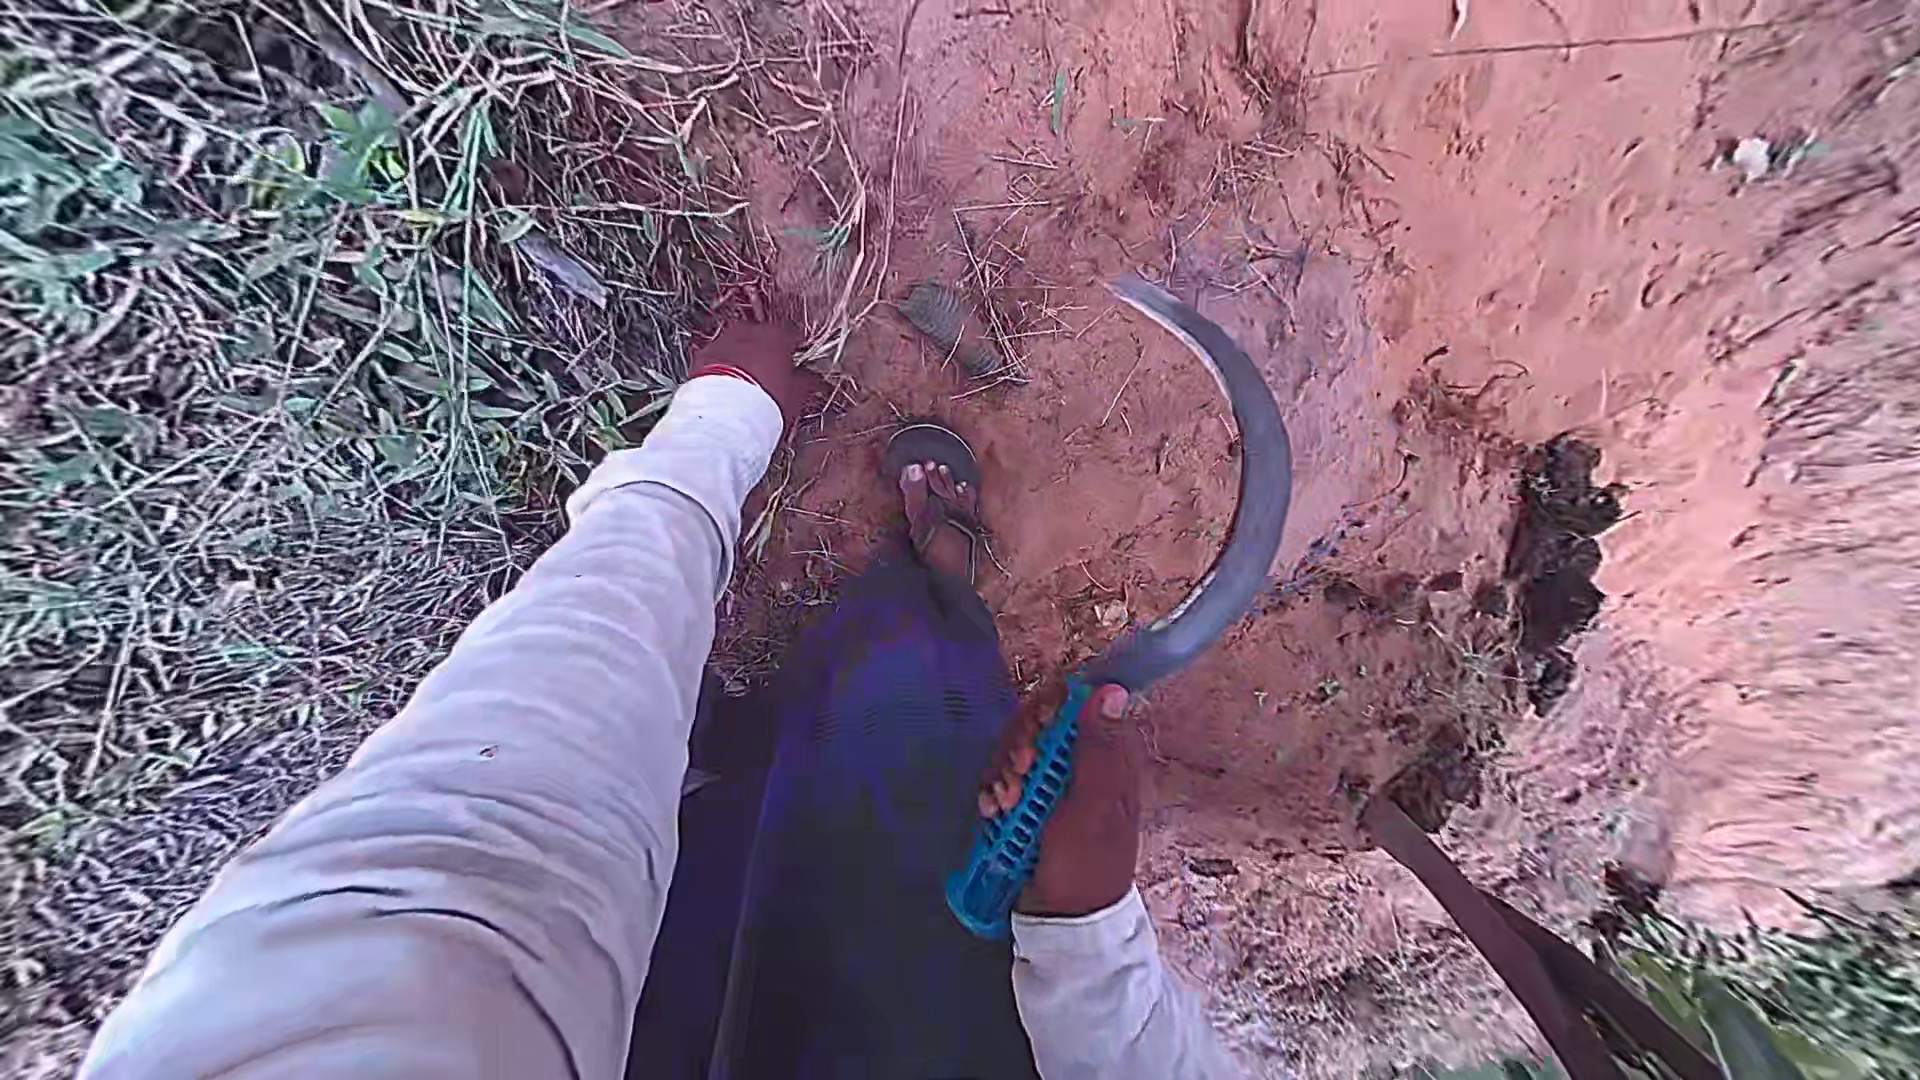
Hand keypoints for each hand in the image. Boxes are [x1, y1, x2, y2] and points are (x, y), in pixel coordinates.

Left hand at [691, 319, 824, 431]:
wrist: (725, 413)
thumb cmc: (765, 401)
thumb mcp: (797, 395)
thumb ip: (806, 381)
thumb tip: (812, 378)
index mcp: (776, 336)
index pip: (792, 333)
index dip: (796, 347)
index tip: (798, 359)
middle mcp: (748, 331)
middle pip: (761, 335)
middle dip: (767, 350)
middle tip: (773, 372)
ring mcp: (722, 341)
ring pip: (737, 344)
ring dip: (744, 357)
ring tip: (749, 382)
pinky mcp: (702, 356)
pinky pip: (718, 357)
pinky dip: (724, 366)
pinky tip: (730, 386)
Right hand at [982, 682, 1142, 918]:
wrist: (1062, 921)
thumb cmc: (1086, 862)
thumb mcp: (1097, 804)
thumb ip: (1099, 747)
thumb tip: (1113, 690)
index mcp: (1103, 755)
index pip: (1074, 703)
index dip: (1051, 705)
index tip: (1038, 726)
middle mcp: (1075, 761)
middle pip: (1038, 722)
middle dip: (1021, 743)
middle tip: (1020, 771)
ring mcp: (1048, 780)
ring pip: (1015, 747)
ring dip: (1004, 770)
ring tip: (1006, 802)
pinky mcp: (1024, 798)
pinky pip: (1000, 775)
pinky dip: (993, 790)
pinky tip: (994, 810)